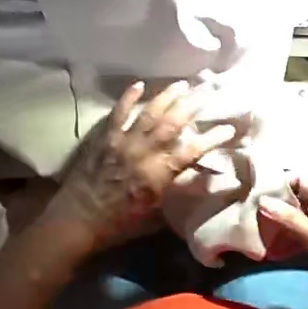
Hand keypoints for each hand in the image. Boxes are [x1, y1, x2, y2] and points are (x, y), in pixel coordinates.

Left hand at [42, 80, 236, 254]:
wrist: (78, 220)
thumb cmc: (119, 224)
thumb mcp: (156, 217)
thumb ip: (180, 194)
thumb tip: (205, 181)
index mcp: (159, 175)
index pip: (193, 151)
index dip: (212, 138)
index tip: (229, 128)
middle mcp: (144, 153)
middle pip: (173, 124)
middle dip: (192, 106)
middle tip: (208, 91)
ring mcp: (123, 142)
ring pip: (149, 113)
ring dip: (167, 96)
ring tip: (182, 84)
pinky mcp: (105, 137)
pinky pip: (118, 112)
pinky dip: (129, 97)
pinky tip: (139, 84)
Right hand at [257, 171, 307, 308]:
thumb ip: (292, 220)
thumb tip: (262, 200)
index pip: (301, 178)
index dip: (278, 183)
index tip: (254, 194)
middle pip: (295, 197)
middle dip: (273, 206)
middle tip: (248, 216)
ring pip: (294, 217)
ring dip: (277, 226)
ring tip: (255, 236)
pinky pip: (299, 234)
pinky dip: (286, 240)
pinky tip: (269, 251)